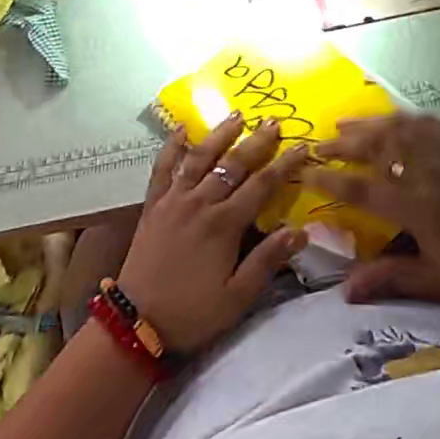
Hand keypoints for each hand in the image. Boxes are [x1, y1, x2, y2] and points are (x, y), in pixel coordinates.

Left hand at [116, 113, 308, 353]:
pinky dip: (171, 147)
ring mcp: (173, 201)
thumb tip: (300, 231)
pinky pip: (163, 169)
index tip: (303, 147)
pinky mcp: (153, 205)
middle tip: (274, 120)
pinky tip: (181, 129)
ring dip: (220, 134)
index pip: (262, 185)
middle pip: (234, 164)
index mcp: (224, 225)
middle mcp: (200, 203)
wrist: (136, 323)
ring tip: (237, 114)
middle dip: (257, 141)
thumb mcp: (238, 296)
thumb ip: (267, 260)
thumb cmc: (193, 312)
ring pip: (200, 157)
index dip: (285, 164)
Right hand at [305, 114, 439, 308]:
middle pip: (379, 148)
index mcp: (420, 207)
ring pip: (401, 129)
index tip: (305, 173)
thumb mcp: (439, 282)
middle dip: (345, 143)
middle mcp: (430, 172)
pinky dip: (405, 118)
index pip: (364, 188)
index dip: (331, 180)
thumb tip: (344, 291)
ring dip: (370, 123)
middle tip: (318, 143)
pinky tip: (394, 119)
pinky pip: (429, 125)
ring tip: (345, 122)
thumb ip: (391, 279)